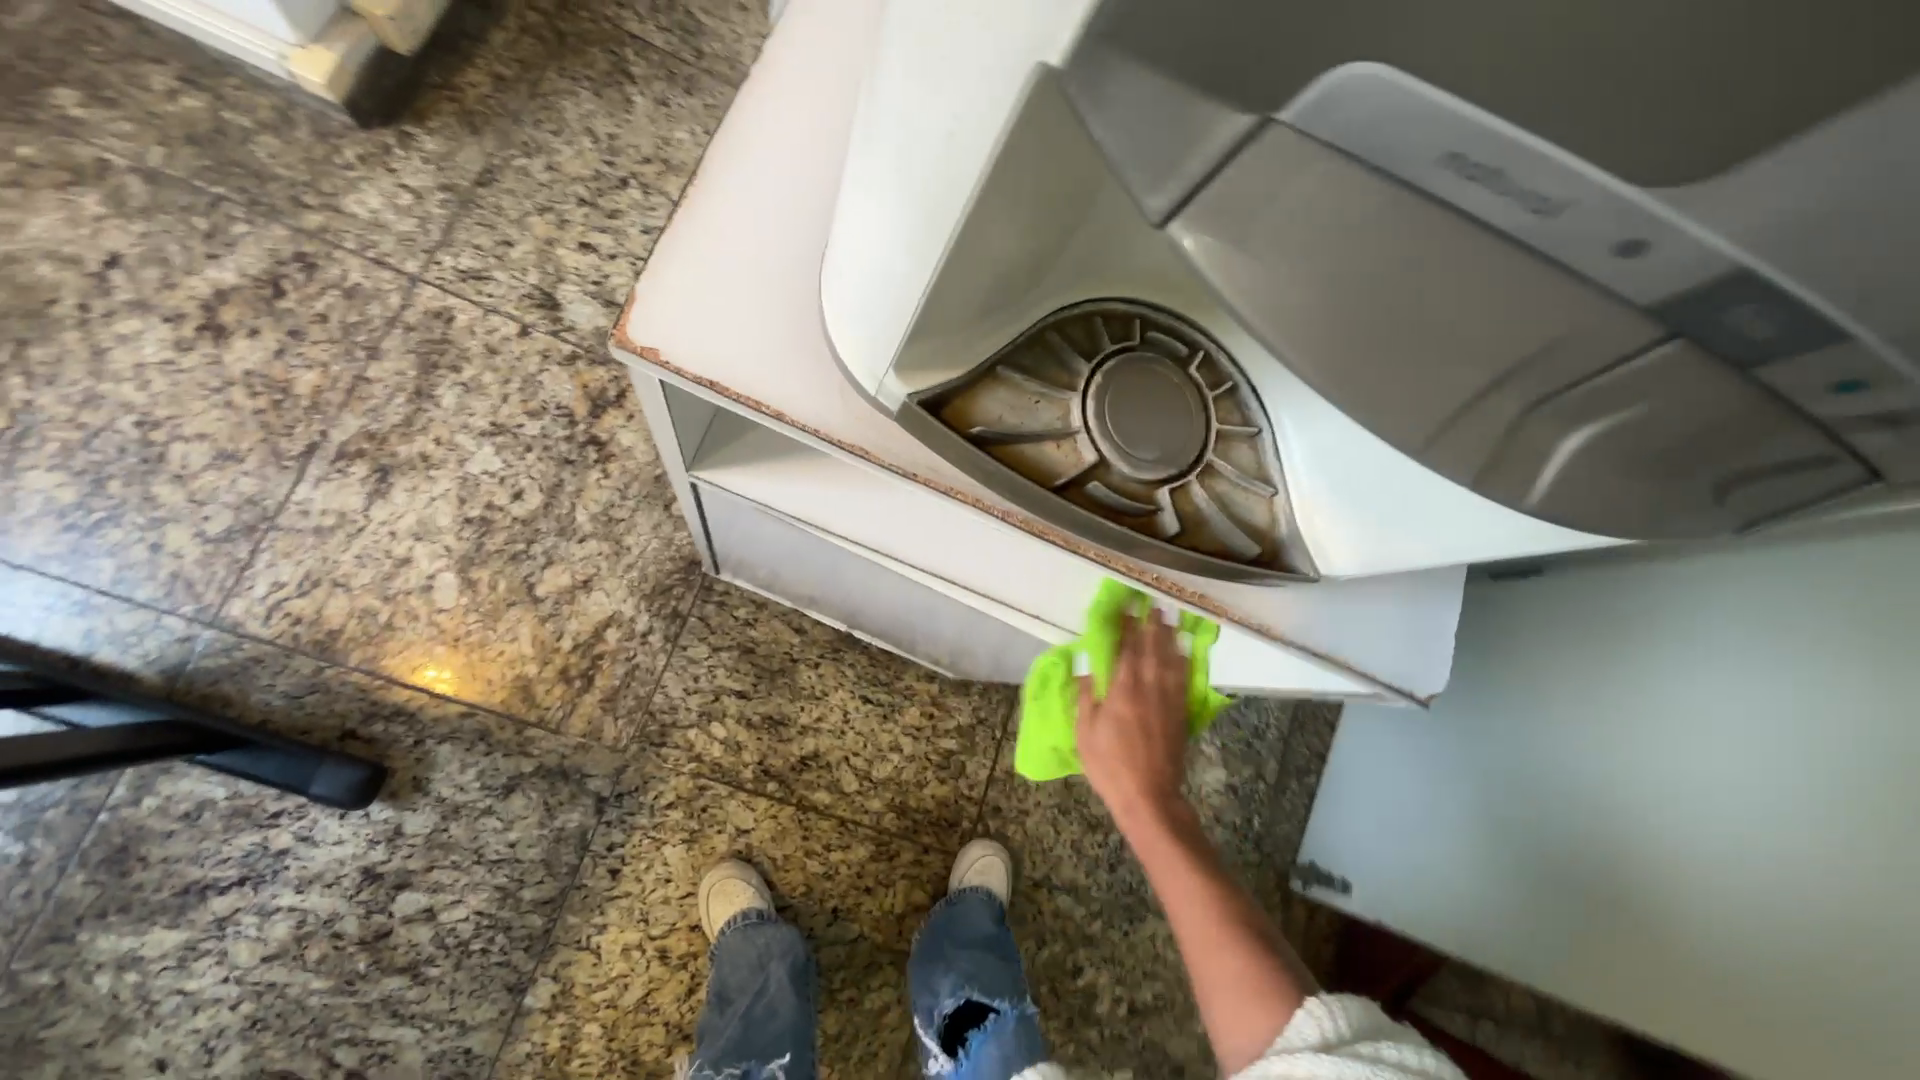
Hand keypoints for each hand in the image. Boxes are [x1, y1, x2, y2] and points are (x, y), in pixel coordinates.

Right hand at [1076, 606, 1191, 828]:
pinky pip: (1183, 679)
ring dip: (1169, 638)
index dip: (1127, 625)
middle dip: (1152, 625)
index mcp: (1123, 690)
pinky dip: (1183, 661)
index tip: (1127, 607)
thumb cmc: (1109, 765)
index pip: (1126, 648)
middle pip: (1152, 649)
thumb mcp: (1085, 732)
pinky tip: (1183, 652)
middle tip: (1153, 604)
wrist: (1149, 795)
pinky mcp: (1180, 714)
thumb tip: (1086, 667)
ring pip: (1171, 660)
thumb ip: (1086, 696)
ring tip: (1169, 619)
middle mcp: (1148, 688)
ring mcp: (1168, 700)